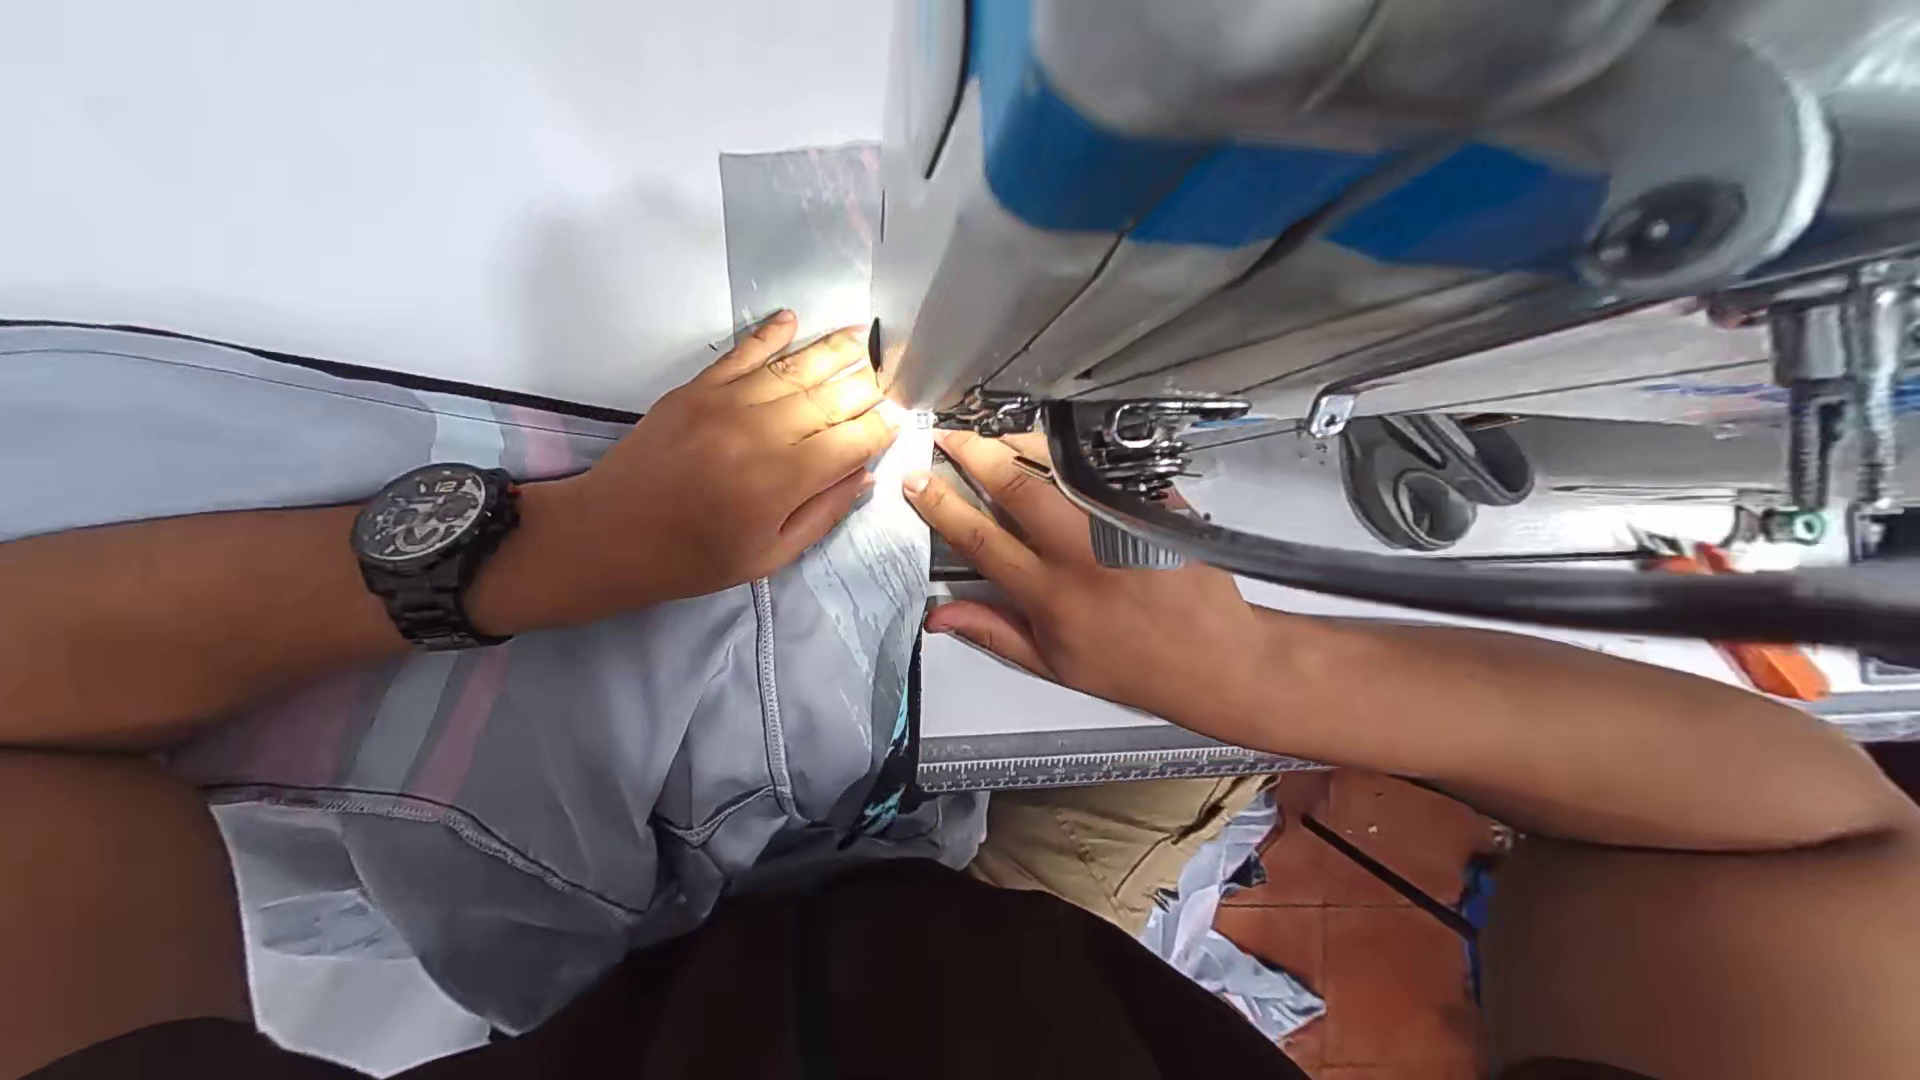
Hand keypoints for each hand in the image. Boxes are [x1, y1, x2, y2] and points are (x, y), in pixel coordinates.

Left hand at [498, 311, 897, 623]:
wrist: (606, 536)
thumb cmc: (694, 559)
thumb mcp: (770, 557)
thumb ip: (823, 513)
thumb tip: (864, 474)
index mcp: (782, 481)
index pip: (852, 441)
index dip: (881, 428)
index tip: (898, 421)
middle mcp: (760, 433)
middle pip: (831, 396)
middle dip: (867, 385)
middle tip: (890, 376)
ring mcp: (725, 403)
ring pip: (793, 367)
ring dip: (833, 349)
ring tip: (863, 335)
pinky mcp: (694, 389)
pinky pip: (741, 353)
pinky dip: (769, 333)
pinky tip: (793, 318)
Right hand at [902, 430, 1275, 740]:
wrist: (1211, 657)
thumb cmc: (1135, 665)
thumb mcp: (1052, 664)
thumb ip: (992, 631)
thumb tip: (941, 617)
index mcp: (1049, 595)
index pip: (979, 538)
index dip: (940, 505)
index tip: (919, 483)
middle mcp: (1080, 556)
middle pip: (1014, 486)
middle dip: (971, 453)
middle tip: (948, 438)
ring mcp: (1118, 526)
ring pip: (1058, 467)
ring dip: (1016, 443)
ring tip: (992, 438)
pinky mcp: (1150, 509)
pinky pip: (1100, 470)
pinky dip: (1066, 454)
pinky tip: (1047, 449)